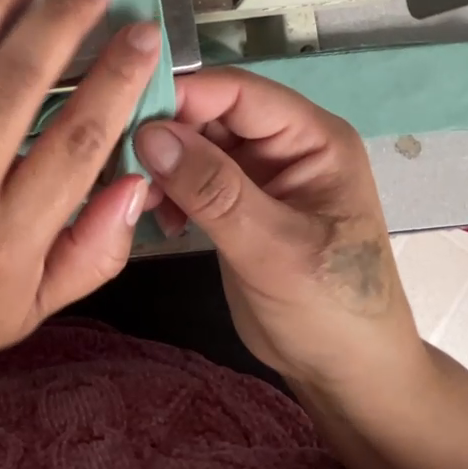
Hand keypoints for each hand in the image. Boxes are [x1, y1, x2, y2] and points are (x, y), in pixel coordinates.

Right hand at [132, 69, 426, 391]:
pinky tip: (160, 218)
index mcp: (312, 138)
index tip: (125, 115)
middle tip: (121, 164)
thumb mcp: (273, 249)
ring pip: (194, 143)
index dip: (182, 96)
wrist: (346, 376)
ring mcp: (258, 173)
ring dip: (162, 164)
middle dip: (165, 133)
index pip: (237, 92)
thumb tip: (150, 133)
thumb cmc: (331, 311)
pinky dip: (168, 189)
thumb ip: (213, 190)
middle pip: (210, 113)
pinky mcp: (235, 201)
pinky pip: (191, 175)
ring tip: (140, 199)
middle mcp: (284, 144)